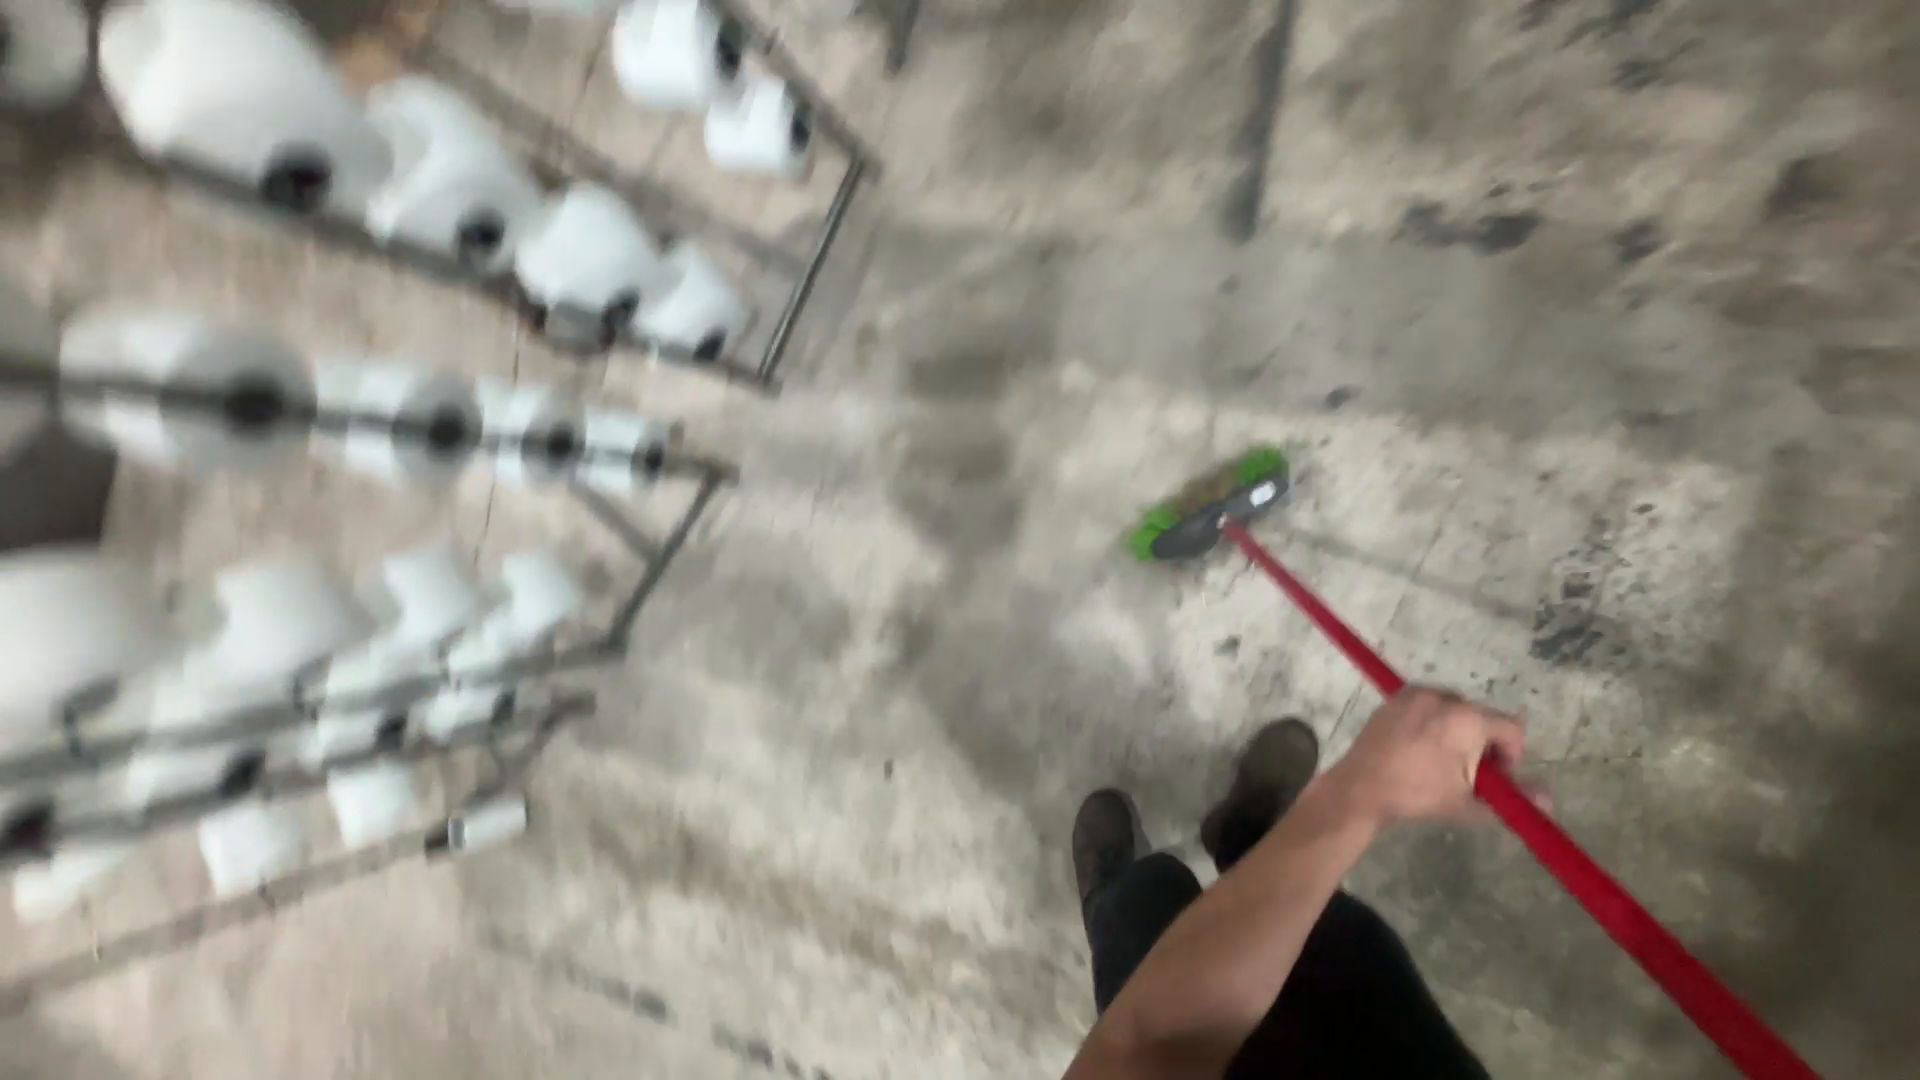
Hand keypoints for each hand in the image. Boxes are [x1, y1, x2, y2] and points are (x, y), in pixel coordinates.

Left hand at [1323, 686, 1525, 825]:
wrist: (1361, 787)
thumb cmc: (1418, 794)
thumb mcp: (1471, 802)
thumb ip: (1513, 799)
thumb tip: (1548, 801)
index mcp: (1466, 718)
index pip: (1511, 728)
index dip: (1512, 754)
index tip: (1495, 776)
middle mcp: (1441, 697)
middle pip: (1480, 716)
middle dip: (1482, 742)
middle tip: (1467, 771)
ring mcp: (1412, 695)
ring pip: (1452, 709)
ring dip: (1456, 730)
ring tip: (1441, 761)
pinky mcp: (1392, 700)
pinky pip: (1426, 706)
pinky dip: (1431, 722)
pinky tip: (1418, 748)